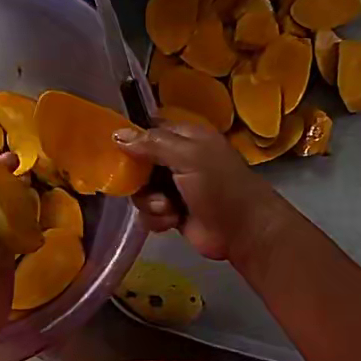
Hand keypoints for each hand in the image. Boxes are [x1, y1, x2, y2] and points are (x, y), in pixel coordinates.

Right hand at [115, 121, 283, 261]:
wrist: (243, 230)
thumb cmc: (220, 186)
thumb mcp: (188, 156)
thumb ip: (152, 144)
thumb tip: (117, 134)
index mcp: (185, 138)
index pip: (150, 130)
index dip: (133, 139)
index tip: (119, 151)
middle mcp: (177, 161)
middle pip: (139, 164)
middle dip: (139, 179)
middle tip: (147, 185)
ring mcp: (174, 189)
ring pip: (141, 192)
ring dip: (151, 203)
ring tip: (168, 208)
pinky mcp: (171, 214)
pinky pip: (148, 214)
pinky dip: (157, 219)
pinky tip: (172, 222)